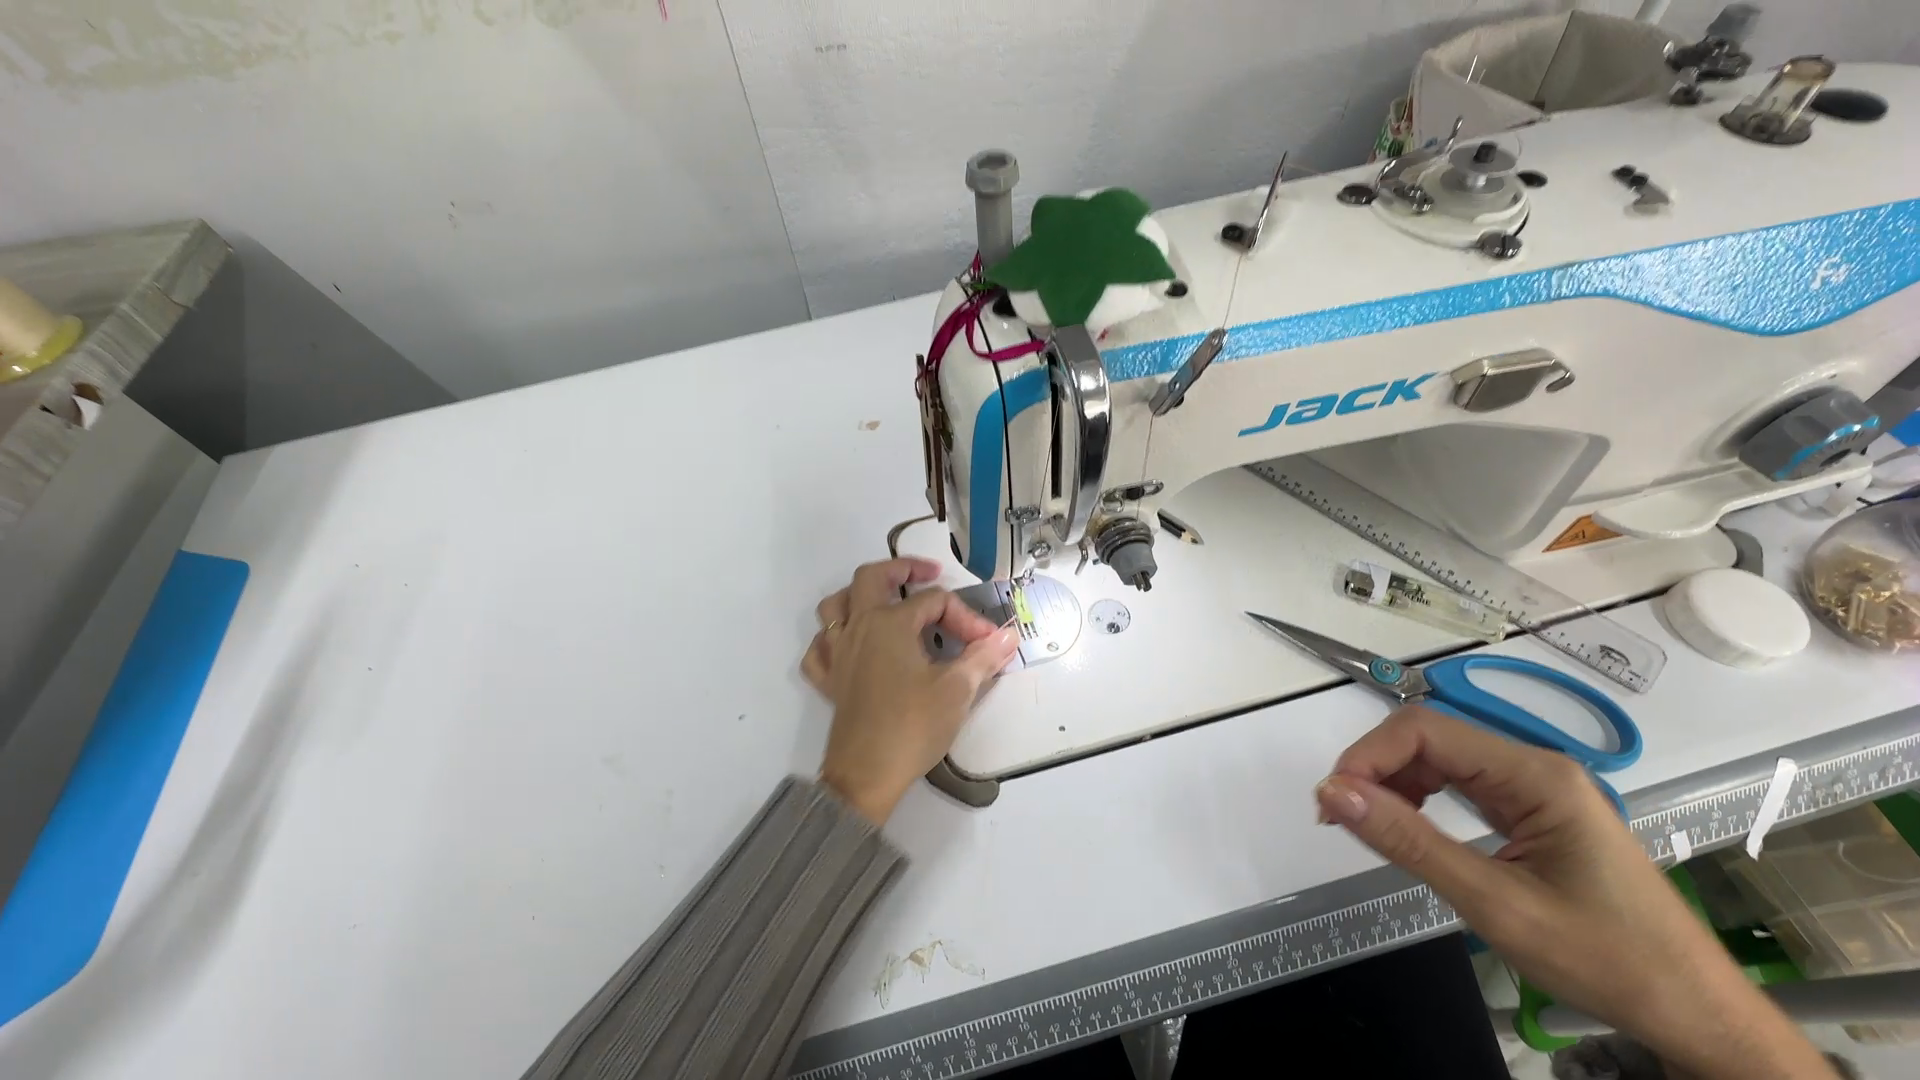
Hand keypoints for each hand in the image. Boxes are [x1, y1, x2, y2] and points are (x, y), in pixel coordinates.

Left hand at [803, 558, 1019, 823]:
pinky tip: (852, 646)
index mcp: (890, 623)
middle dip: (901, 569)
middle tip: (927, 574)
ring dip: (858, 596)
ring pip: (835, 606)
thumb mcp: (957, 690)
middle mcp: (859, 628)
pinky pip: (820, 648)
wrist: (868, 773)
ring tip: (884, 602)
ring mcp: (838, 653)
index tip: (987, 642)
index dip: (966, 616)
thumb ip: (983, 657)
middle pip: (871, 578)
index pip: (934, 602)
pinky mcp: (829, 680)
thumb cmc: (913, 726)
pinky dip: (832, 639)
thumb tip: (1008, 636)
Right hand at [1317, 707, 1834, 1079]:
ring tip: (1367, 827)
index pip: (1424, 731)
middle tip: (1339, 819)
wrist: (1694, 1012)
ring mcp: (1537, 789)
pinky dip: (1421, 801)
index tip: (1332, 804)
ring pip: (1442, 761)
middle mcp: (1534, 767)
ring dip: (1395, 784)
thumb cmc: (1603, 958)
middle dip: (1376, 770)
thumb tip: (1332, 792)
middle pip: (1431, 739)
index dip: (1368, 756)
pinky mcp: (1534, 813)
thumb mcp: (1494, 903)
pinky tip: (1408, 829)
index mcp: (1534, 776)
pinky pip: (1462, 787)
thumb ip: (1410, 842)